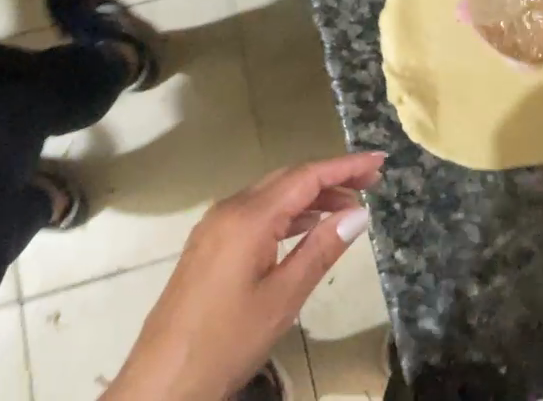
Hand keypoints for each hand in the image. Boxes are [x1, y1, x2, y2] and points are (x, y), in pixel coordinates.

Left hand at [105, 153, 382, 400]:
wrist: (163, 381)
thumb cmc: (227, 340)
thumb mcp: (283, 297)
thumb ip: (321, 249)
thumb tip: (359, 214)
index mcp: (248, 217)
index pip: (307, 177)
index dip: (346, 166)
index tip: (379, 162)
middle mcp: (229, 209)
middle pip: (288, 179)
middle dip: (332, 177)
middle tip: (372, 183)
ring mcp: (215, 226)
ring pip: (271, 195)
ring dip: (310, 196)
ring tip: (350, 208)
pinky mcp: (209, 244)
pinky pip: (255, 212)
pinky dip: (287, 213)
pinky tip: (307, 228)